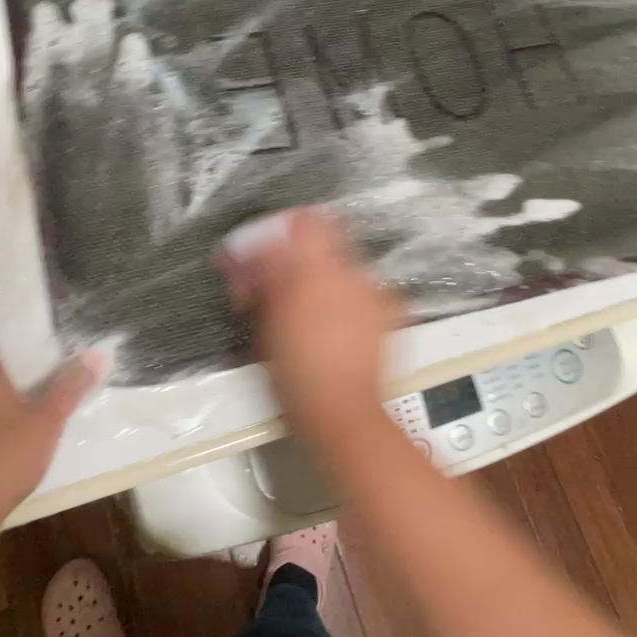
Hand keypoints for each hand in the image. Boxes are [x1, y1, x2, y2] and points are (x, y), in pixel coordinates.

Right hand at [219, 208, 401, 443]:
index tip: (263, 252)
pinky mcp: (389, 311)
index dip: (281, 230)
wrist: (344, 415)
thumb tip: (246, 259)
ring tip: (307, 312)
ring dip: (322, 278)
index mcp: (314, 269)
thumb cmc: (295, 375)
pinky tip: (334, 325)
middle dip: (298, 257)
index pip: (303, 221)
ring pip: (343, 266)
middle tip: (276, 286)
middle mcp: (350, 271)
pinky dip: (346, 299)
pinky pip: (362, 291)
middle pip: (323, 241)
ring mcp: (374, 290)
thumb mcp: (265, 327)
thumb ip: (259, 282)